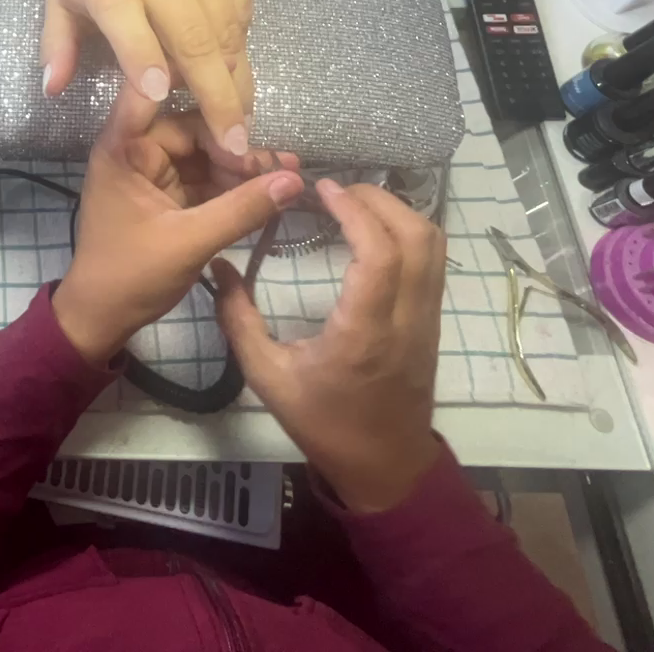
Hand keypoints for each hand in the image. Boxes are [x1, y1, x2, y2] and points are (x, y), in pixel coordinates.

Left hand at [42, 0, 253, 156]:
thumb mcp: (59, 0)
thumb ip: (57, 46)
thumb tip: (52, 89)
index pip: (126, 18)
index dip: (143, 56)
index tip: (159, 96)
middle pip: (192, 34)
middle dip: (214, 94)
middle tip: (231, 144)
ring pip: (225, 27)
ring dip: (233, 79)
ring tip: (238, 121)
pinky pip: (241, 10)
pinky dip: (237, 46)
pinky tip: (230, 70)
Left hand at [54, 84, 303, 366]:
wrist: (103, 316)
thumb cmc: (131, 275)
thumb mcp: (189, 242)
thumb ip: (241, 209)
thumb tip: (296, 179)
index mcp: (122, 148)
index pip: (152, 92)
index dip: (191, 80)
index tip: (236, 74)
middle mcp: (134, 149)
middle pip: (191, 126)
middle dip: (235, 142)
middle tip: (280, 162)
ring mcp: (151, 171)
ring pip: (203, 152)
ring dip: (241, 164)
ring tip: (289, 172)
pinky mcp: (166, 193)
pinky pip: (204, 176)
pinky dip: (234, 183)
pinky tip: (272, 188)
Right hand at [211, 180, 446, 512]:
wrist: (384, 466)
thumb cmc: (322, 422)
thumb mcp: (265, 375)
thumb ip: (238, 319)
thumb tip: (218, 266)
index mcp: (364, 332)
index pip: (379, 254)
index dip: (355, 210)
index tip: (322, 188)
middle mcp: (406, 319)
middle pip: (418, 237)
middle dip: (379, 199)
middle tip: (336, 190)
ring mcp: (427, 319)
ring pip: (434, 246)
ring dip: (397, 212)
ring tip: (353, 203)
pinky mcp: (431, 321)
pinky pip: (432, 262)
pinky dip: (405, 231)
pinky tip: (370, 231)